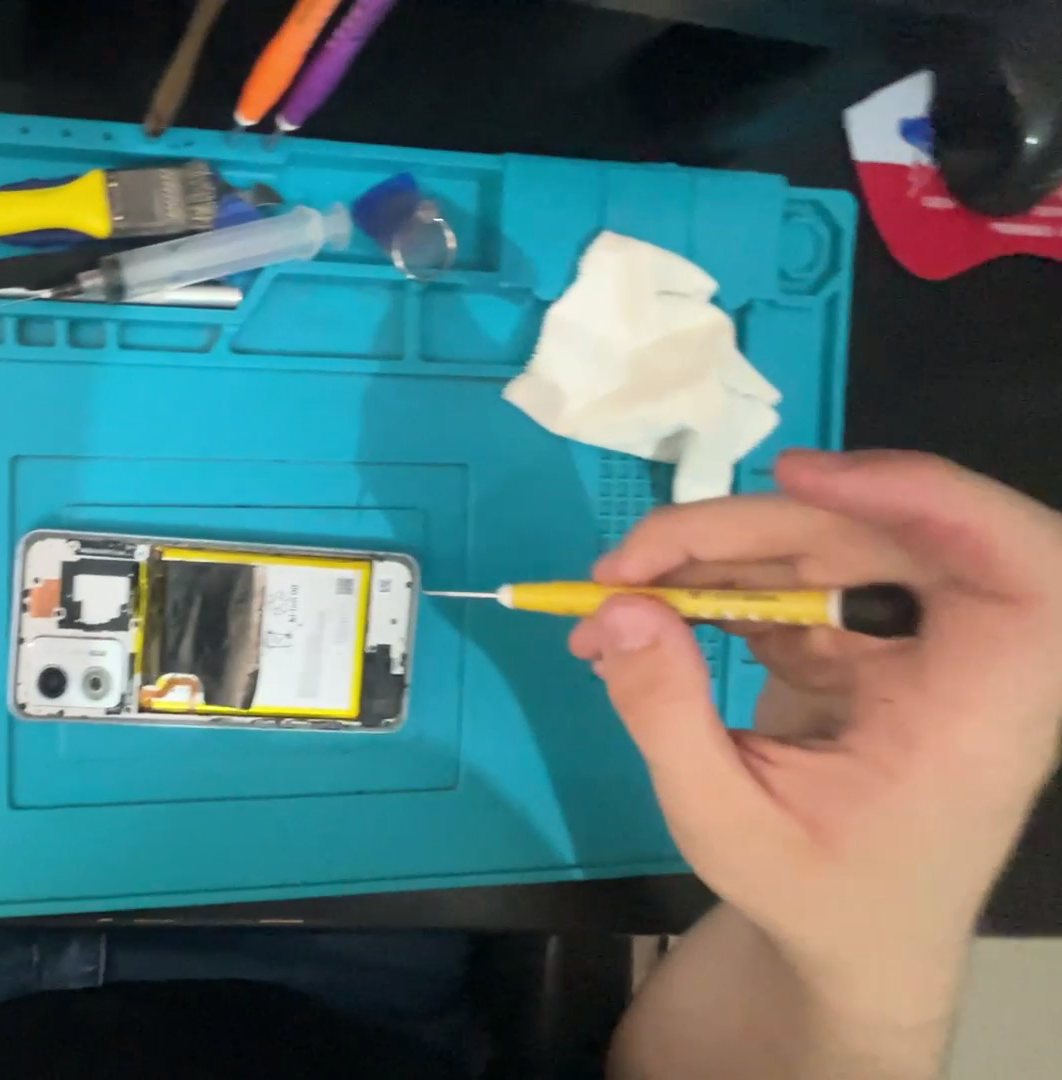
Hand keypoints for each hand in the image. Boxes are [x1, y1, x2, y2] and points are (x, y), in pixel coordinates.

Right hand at [572, 450, 1061, 1014]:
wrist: (844, 930)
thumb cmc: (811, 893)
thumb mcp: (717, 817)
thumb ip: (664, 713)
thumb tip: (616, 610)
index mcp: (977, 713)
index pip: (1022, 572)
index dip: (929, 499)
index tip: (800, 479)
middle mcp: (954, 659)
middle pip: (865, 539)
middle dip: (730, 533)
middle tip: (616, 569)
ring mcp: (897, 646)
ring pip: (805, 548)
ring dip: (691, 560)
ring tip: (602, 606)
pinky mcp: (845, 644)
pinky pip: (768, 584)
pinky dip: (690, 591)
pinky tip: (634, 627)